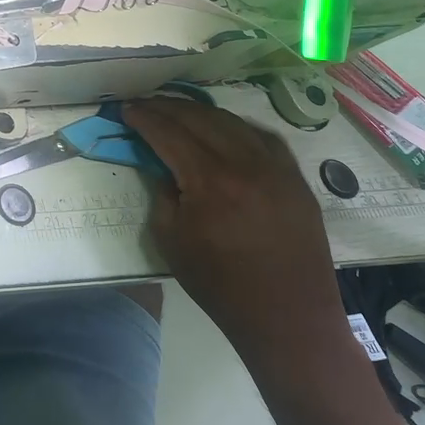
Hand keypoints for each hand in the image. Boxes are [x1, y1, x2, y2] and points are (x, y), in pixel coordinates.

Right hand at [123, 98, 343, 345]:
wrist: (287, 318)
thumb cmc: (219, 283)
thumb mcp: (169, 237)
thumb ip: (161, 192)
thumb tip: (160, 164)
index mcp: (210, 182)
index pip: (169, 133)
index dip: (144, 118)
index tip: (126, 109)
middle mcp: (246, 166)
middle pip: (200, 119)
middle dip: (167, 107)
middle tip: (145, 105)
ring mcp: (278, 171)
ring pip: (233, 122)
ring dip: (200, 112)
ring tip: (178, 111)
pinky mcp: (298, 182)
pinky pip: (265, 138)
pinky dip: (238, 126)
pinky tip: (224, 129)